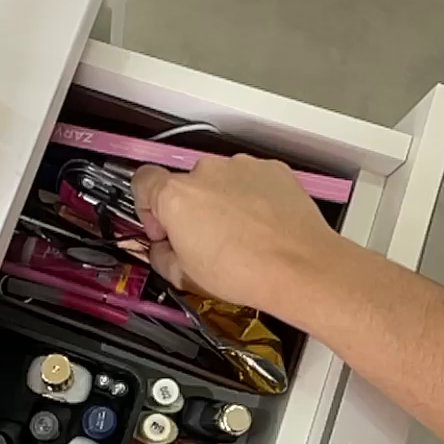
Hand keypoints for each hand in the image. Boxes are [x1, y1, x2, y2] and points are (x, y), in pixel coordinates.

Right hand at [130, 156, 341, 314]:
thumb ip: (161, 256)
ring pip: (219, 182)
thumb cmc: (245, 271)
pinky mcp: (271, 170)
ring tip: (238, 237)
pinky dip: (250, 198)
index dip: (147, 206)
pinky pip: (250, 180)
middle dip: (189, 210)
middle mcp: (206, 172)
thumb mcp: (185, 276)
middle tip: (202, 242)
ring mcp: (241, 167)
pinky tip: (259, 226)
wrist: (300, 267)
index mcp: (175, 195)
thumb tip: (162, 251)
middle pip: (184, 185)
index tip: (161, 227)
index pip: (143, 181)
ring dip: (221, 203)